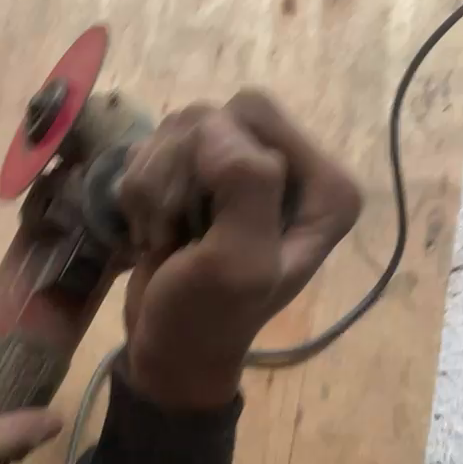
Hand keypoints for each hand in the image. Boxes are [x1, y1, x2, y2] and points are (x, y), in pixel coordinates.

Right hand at [116, 90, 361, 410]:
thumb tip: (214, 126)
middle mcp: (288, 167)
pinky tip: (153, 230)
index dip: (210, 157)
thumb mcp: (237, 264)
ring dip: (152, 188)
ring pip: (176, 130)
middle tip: (174, 230)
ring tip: (162, 237)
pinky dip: (139, 190)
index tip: (201, 220)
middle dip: (174, 174)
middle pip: (209, 116)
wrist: (168, 351)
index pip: (252, 112)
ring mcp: (239, 170)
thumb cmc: (205, 318)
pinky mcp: (199, 179)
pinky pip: (154, 148)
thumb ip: (245, 187)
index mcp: (323, 185)